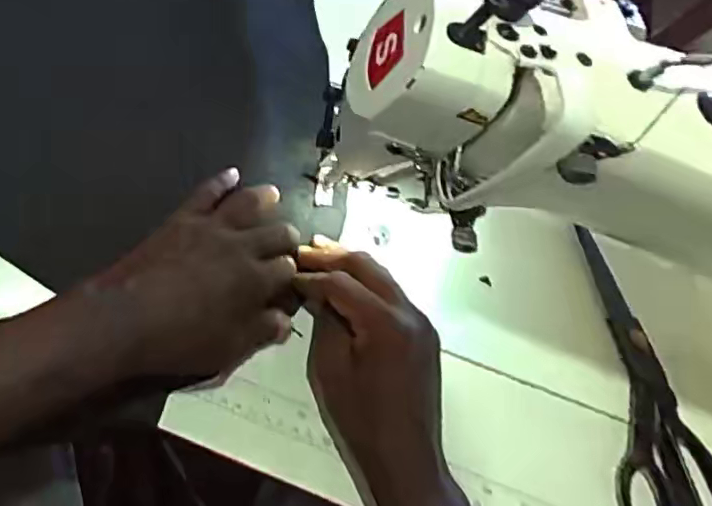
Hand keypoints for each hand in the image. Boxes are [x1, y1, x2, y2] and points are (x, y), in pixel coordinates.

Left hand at [80, 168, 299, 378]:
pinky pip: (207, 192)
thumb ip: (260, 331)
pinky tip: (232, 174)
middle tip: (289, 239)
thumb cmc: (183, 339)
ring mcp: (210, 226)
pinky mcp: (184, 217)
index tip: (292, 277)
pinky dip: (221, 181)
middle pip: (275, 233)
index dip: (292, 273)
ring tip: (273, 193)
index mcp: (255, 280)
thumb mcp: (229, 348)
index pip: (287, 269)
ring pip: (246, 203)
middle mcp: (240, 246)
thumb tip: (285, 319)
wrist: (131, 315)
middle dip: (286, 237)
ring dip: (264, 198)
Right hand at [295, 238, 456, 505]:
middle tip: (302, 250)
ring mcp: (420, 323)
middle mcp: (409, 315)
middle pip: (365, 266)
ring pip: (381, 274)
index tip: (288, 271)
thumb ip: (324, 320)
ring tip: (320, 256)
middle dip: (331, 255)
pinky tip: (345, 284)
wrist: (406, 462)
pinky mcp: (422, 333)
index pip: (341, 281)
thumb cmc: (362, 421)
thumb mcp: (329, 367)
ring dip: (350, 264)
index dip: (311, 275)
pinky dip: (366, 282)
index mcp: (386, 324)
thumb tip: (316, 291)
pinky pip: (391, 292)